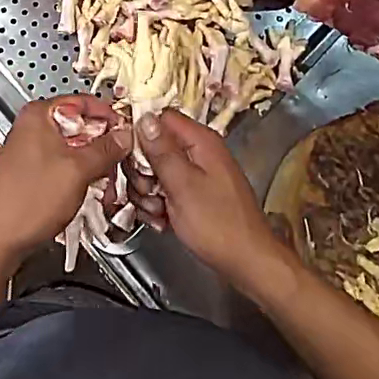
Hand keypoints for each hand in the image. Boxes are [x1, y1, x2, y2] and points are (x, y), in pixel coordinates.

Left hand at [0, 95, 131, 261]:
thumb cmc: (26, 203)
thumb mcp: (79, 169)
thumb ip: (107, 147)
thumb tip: (125, 135)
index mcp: (40, 115)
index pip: (86, 101)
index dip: (110, 117)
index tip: (127, 132)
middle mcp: (33, 127)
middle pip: (82, 125)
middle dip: (104, 146)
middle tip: (119, 160)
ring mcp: (33, 149)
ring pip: (77, 147)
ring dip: (95, 164)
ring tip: (106, 183)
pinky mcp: (34, 170)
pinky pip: (66, 164)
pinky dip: (82, 175)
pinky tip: (90, 191)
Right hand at [134, 110, 285, 289]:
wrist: (245, 260)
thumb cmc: (218, 224)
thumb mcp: (182, 185)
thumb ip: (161, 151)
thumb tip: (145, 118)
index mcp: (201, 141)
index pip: (161, 119)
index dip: (141, 136)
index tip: (133, 159)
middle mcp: (200, 152)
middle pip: (155, 147)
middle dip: (143, 172)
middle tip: (149, 192)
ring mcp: (198, 174)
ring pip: (157, 172)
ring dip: (149, 193)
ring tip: (158, 211)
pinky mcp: (195, 194)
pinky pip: (166, 190)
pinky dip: (159, 205)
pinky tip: (163, 220)